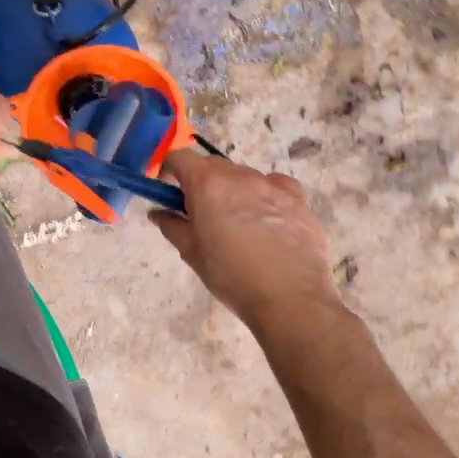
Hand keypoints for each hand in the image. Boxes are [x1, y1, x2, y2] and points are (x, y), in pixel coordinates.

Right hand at [150, 151, 342, 330]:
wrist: (292, 301)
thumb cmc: (232, 275)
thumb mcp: (191, 252)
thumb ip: (172, 226)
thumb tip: (159, 213)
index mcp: (206, 184)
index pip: (179, 156)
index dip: (169, 169)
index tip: (167, 189)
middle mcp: (239, 176)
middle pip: (212, 164)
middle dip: (200, 180)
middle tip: (199, 211)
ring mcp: (272, 187)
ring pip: (243, 175)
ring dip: (232, 188)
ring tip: (237, 220)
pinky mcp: (300, 202)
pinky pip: (277, 185)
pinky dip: (266, 192)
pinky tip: (268, 214)